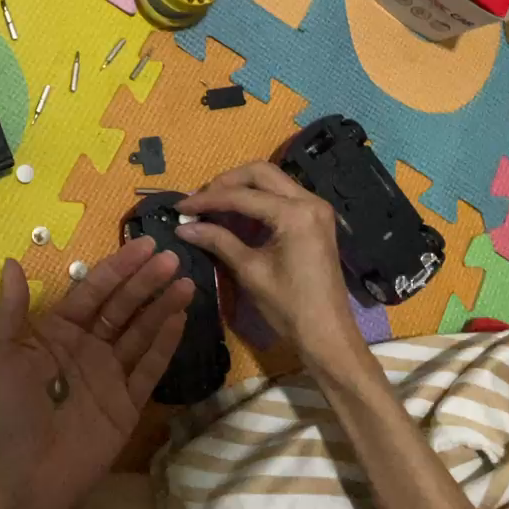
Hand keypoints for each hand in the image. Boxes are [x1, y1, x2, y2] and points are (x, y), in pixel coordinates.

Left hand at [0, 243, 192, 508]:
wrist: (16, 480)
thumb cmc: (2, 412)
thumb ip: (11, 308)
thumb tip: (12, 261)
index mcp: (56, 332)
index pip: (94, 291)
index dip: (118, 267)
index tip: (144, 243)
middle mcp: (86, 348)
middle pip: (122, 307)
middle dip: (146, 281)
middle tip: (172, 257)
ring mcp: (108, 376)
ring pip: (140, 332)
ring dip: (162, 307)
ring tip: (186, 282)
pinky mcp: (126, 405)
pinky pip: (148, 369)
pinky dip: (164, 344)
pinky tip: (179, 320)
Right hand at [175, 162, 364, 369]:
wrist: (327, 335)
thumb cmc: (289, 307)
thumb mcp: (250, 271)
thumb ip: (218, 241)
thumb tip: (183, 226)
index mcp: (295, 213)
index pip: (242, 196)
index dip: (208, 200)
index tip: (180, 206)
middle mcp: (309, 201)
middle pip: (260, 173)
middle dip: (226, 183)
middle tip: (199, 200)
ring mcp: (315, 208)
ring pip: (271, 180)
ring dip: (240, 188)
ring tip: (211, 205)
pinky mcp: (315, 219)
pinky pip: (281, 196)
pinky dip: (257, 199)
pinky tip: (235, 215)